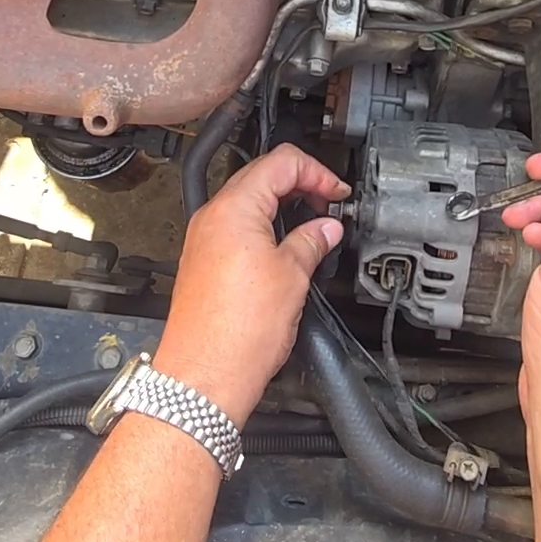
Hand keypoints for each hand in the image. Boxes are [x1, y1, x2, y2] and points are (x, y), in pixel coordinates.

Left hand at [153, 144, 349, 424]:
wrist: (203, 380)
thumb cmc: (237, 333)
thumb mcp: (292, 276)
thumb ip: (312, 240)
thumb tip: (327, 228)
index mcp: (234, 208)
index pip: (281, 162)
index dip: (317, 172)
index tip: (337, 193)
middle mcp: (212, 217)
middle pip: (263, 175)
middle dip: (302, 184)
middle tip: (330, 206)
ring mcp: (204, 239)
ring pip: (250, 201)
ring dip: (284, 206)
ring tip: (313, 228)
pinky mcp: (204, 262)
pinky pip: (238, 227)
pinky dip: (266, 227)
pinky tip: (287, 249)